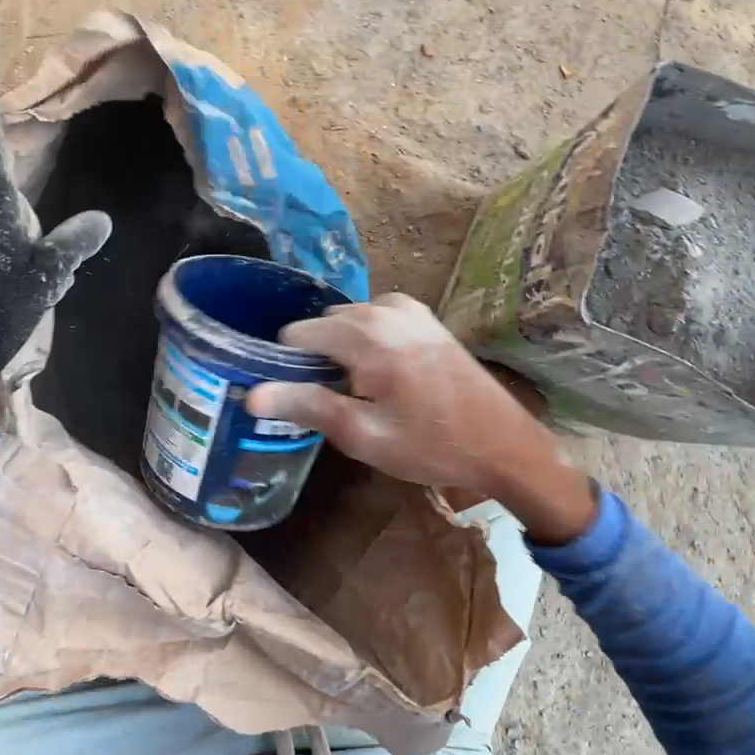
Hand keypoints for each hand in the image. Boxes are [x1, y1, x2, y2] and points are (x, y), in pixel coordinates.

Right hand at [245, 293, 598, 542]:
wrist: (503, 444)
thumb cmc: (431, 446)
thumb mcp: (364, 436)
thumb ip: (307, 407)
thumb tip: (251, 394)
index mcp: (367, 338)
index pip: (297, 335)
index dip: (290, 367)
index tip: (303, 398)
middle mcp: (384, 310)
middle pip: (321, 324)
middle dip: (317, 357)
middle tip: (335, 400)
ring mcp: (407, 308)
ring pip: (346, 319)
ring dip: (342, 348)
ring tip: (361, 391)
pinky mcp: (423, 315)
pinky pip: (373, 317)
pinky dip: (367, 339)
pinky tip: (384, 373)